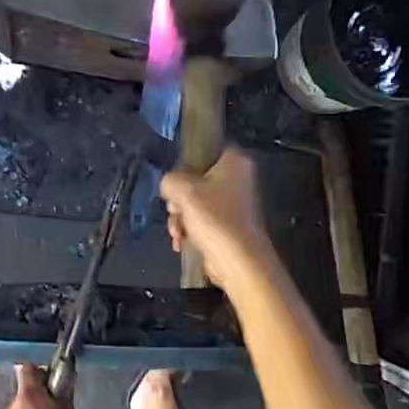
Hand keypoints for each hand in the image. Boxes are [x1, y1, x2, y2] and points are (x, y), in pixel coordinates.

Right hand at [160, 147, 277, 286]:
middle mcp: (239, 178)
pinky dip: (190, 230)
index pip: (207, 147)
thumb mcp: (183, 190)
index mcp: (236, 161)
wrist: (238, 262)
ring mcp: (235, 203)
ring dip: (180, 217)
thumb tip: (170, 185)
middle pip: (196, 177)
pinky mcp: (230, 225)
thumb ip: (170, 179)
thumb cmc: (215, 218)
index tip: (175, 176)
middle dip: (179, 198)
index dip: (187, 160)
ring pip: (195, 201)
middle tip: (175, 209)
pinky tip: (183, 242)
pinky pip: (202, 220)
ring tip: (179, 231)